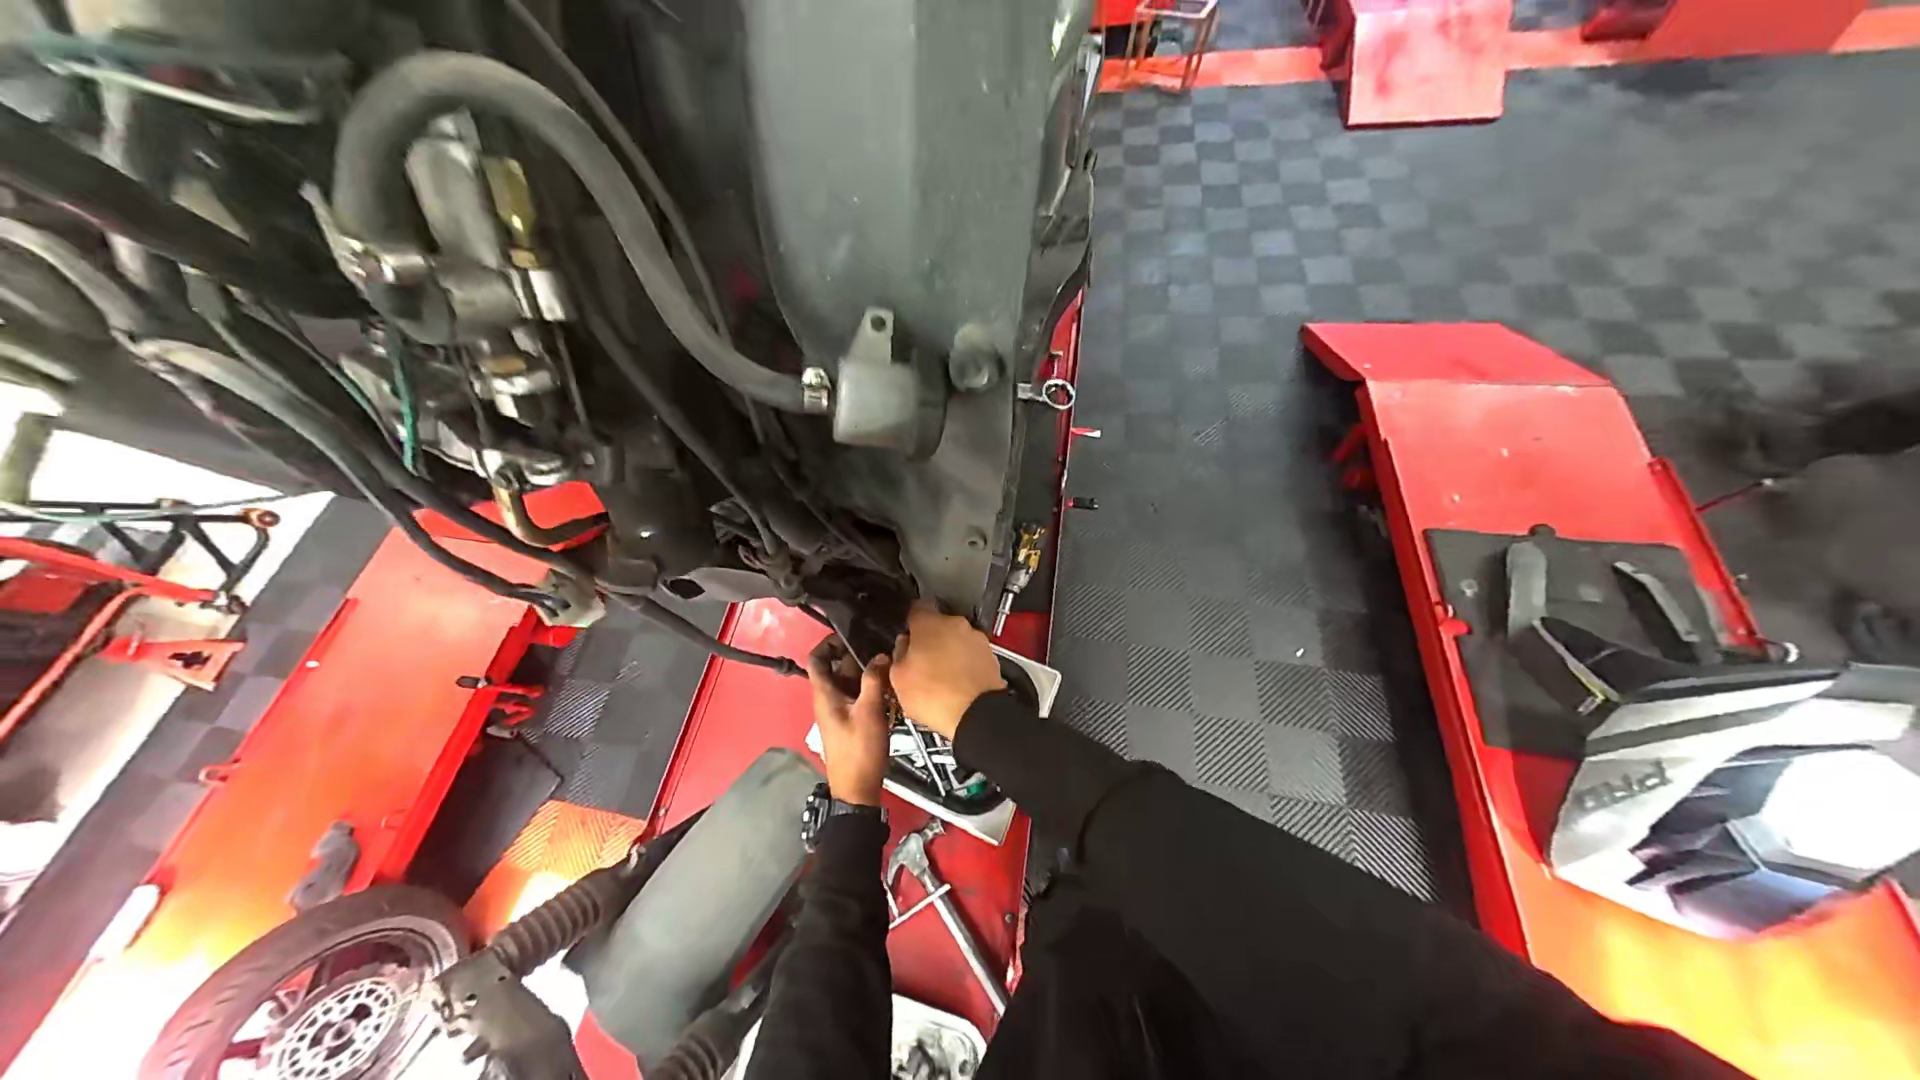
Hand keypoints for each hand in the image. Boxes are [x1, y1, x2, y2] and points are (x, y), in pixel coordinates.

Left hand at [806, 635, 891, 805]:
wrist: (857, 789)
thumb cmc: (859, 750)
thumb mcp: (869, 712)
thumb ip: (874, 680)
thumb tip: (881, 655)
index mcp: (824, 694)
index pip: (817, 658)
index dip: (829, 642)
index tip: (852, 633)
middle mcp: (829, 698)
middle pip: (838, 667)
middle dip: (858, 655)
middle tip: (883, 645)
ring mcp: (841, 709)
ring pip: (852, 680)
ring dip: (869, 671)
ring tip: (892, 661)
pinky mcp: (853, 719)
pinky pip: (860, 694)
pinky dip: (873, 687)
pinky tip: (892, 684)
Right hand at [888, 600, 1005, 739]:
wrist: (975, 715)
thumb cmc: (937, 696)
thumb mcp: (899, 678)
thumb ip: (898, 654)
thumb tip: (902, 648)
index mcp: (929, 624)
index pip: (916, 608)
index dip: (910, 621)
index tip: (908, 632)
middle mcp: (955, 625)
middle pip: (938, 625)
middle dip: (930, 640)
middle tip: (920, 663)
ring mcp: (975, 639)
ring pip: (956, 640)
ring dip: (949, 653)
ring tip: (939, 679)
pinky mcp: (990, 656)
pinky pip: (972, 655)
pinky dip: (964, 665)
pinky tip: (956, 684)